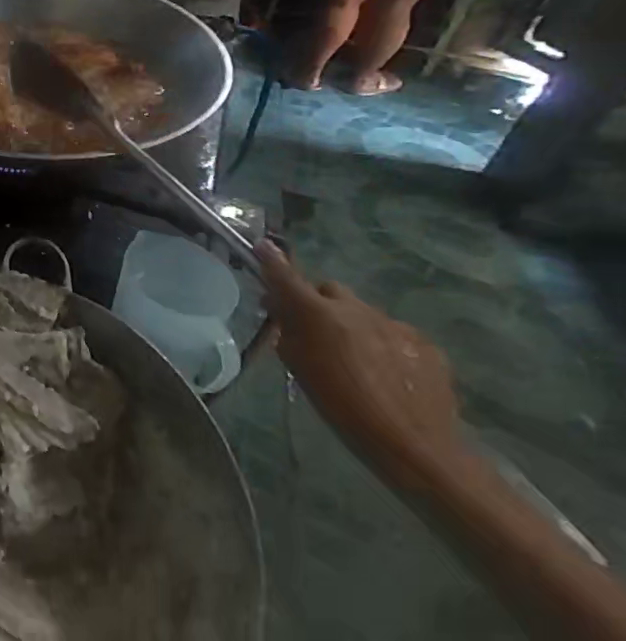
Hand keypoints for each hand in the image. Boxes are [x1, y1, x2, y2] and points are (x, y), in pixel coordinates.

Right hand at [256, 241, 464, 481]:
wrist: (413, 443)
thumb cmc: (339, 404)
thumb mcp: (298, 366)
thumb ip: (290, 331)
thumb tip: (285, 310)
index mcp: (319, 314)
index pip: (287, 278)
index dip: (272, 261)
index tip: (262, 245)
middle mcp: (357, 310)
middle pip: (330, 291)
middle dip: (319, 302)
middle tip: (314, 328)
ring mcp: (396, 326)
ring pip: (363, 312)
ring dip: (353, 324)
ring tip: (355, 358)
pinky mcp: (426, 345)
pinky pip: (393, 333)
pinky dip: (382, 343)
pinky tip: (386, 372)